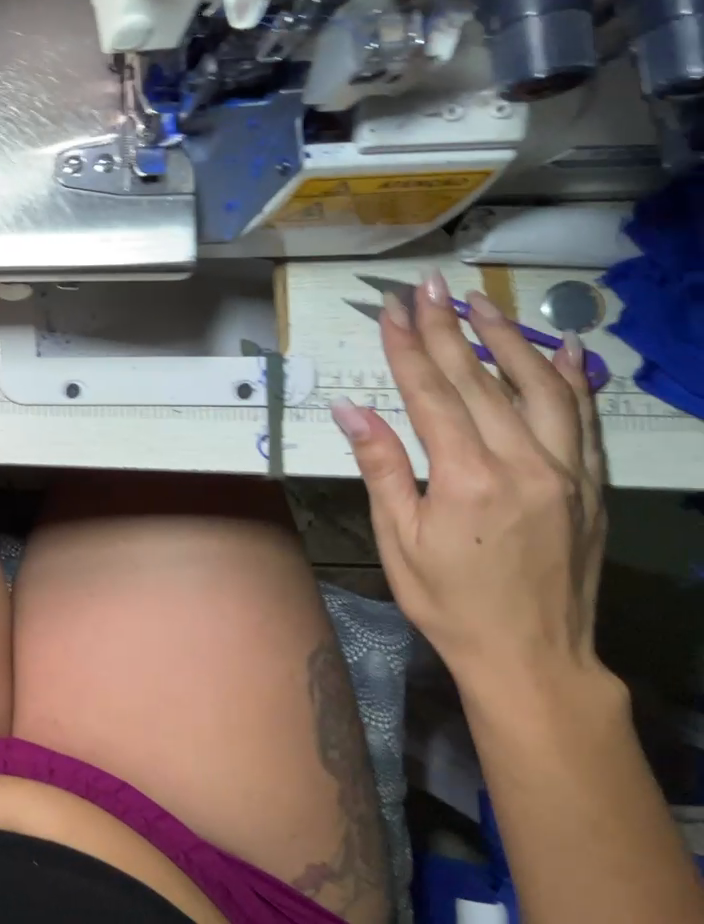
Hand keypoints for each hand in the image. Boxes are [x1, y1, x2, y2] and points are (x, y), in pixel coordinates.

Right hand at [331, 271, 605, 683]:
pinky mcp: (591, 485)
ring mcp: (567, 472)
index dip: (410, 348)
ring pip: (540, 389)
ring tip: (484, 303)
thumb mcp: (396, 538)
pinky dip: (570, 379)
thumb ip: (382, 467)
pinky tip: (561, 350)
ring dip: (509, 341)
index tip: (393, 310)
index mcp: (469, 478)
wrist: (533, 655)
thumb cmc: (446, 599)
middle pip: (482, 381)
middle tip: (429, 287)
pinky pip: (583, 420)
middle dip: (450, 329)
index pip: (433, 395)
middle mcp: (525, 464)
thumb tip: (351, 409)